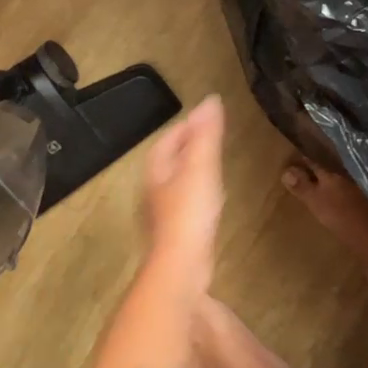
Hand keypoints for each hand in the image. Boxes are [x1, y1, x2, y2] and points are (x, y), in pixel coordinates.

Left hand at [141, 96, 225, 288]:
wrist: (181, 267)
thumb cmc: (189, 212)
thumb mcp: (201, 166)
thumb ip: (206, 134)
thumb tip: (211, 100)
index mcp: (157, 171)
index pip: (167, 140)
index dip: (184, 126)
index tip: (205, 118)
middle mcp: (154, 190)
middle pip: (168, 161)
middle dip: (186, 146)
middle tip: (211, 138)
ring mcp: (162, 214)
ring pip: (174, 183)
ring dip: (190, 170)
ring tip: (213, 165)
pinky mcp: (174, 234)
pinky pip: (183, 203)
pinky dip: (196, 193)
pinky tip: (210, 201)